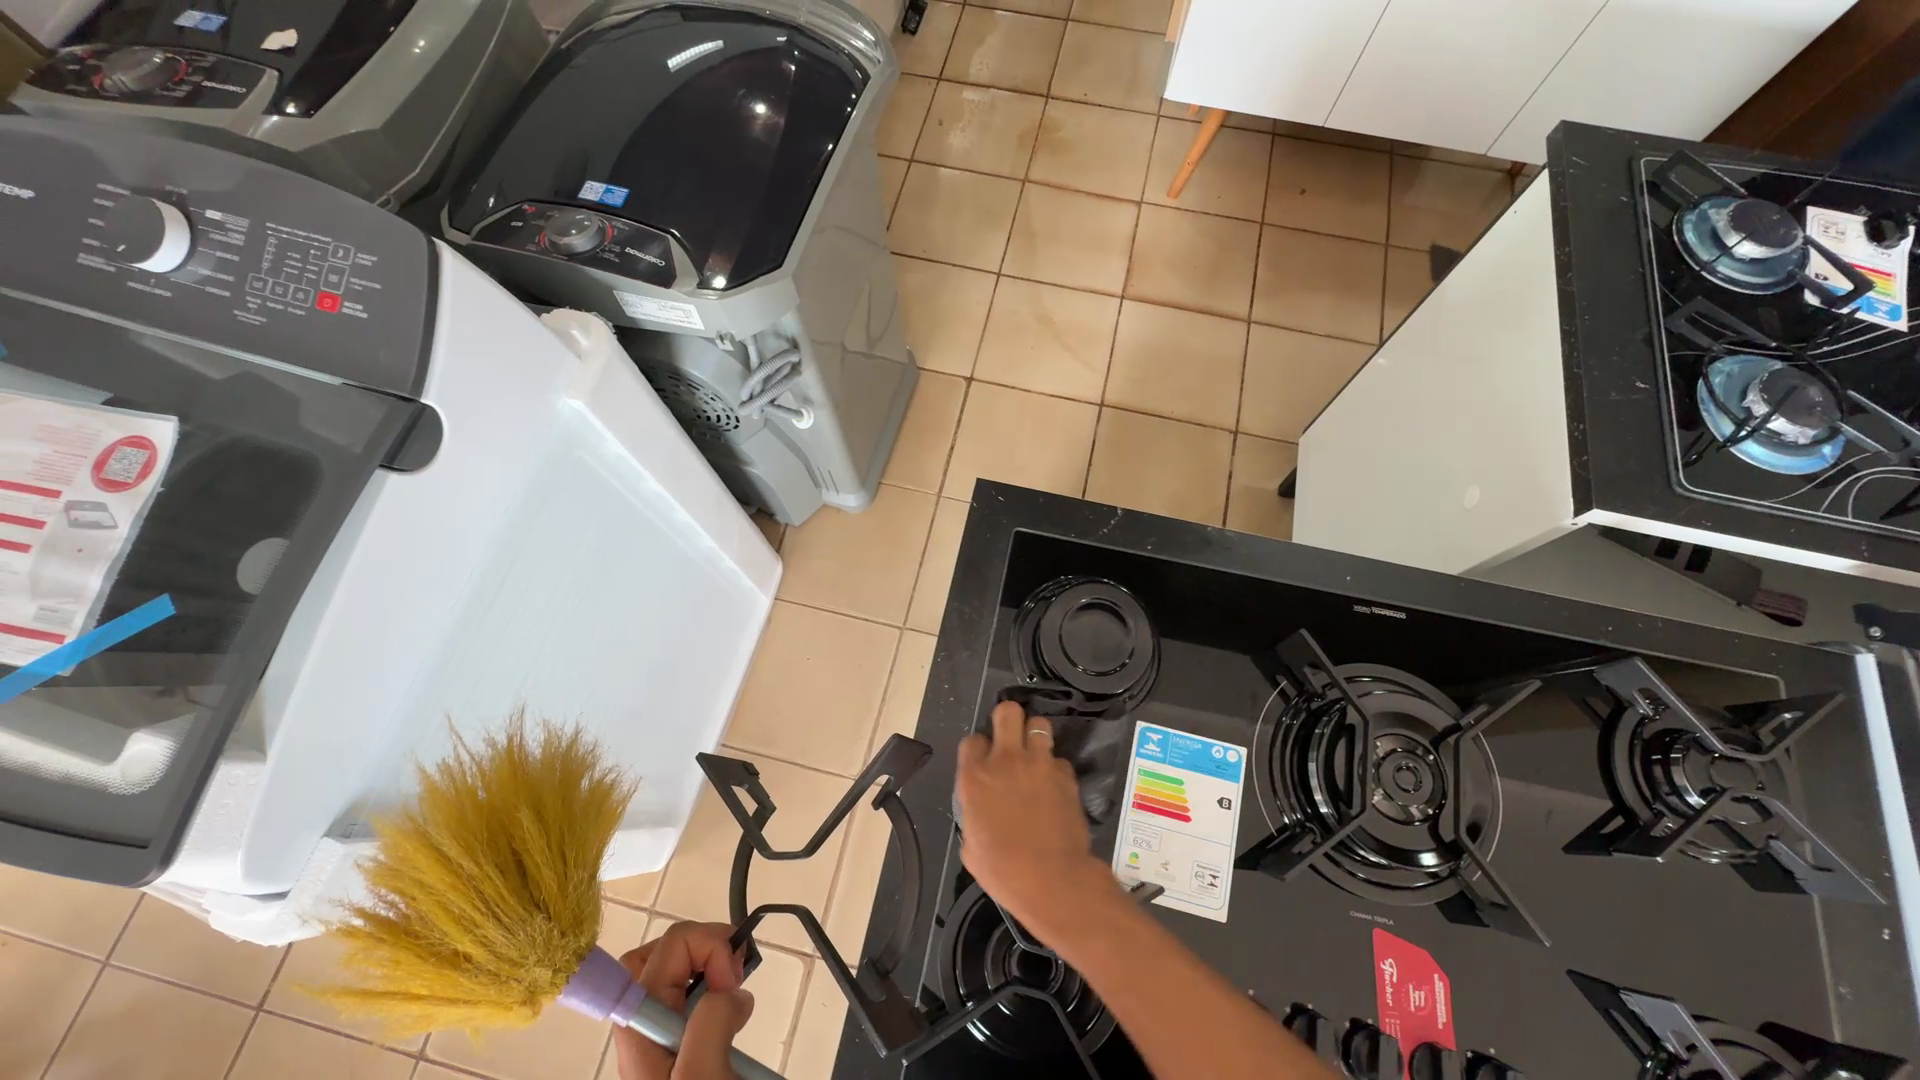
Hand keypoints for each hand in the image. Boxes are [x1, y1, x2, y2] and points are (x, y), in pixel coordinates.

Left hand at [613, 922, 755, 1079]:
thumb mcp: (703, 1076)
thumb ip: (711, 1021)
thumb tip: (731, 993)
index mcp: (640, 1030)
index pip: (659, 954)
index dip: (700, 947)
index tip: (731, 978)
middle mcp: (646, 1029)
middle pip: (659, 958)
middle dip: (703, 948)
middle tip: (736, 974)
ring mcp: (664, 1039)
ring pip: (676, 976)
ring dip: (711, 967)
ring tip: (740, 992)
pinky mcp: (684, 1050)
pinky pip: (694, 1002)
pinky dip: (718, 992)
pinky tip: (736, 1014)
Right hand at [955, 701, 1113, 926]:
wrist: (1052, 879)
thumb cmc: (1003, 870)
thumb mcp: (971, 845)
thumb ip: (974, 814)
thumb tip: (981, 810)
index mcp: (975, 778)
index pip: (972, 740)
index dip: (977, 750)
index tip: (982, 763)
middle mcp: (1006, 761)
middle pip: (1007, 712)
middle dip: (1007, 719)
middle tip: (1009, 737)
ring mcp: (1040, 764)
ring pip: (1039, 724)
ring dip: (1034, 737)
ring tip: (1034, 756)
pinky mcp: (1066, 775)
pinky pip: (1059, 759)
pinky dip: (1054, 768)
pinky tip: (1053, 786)